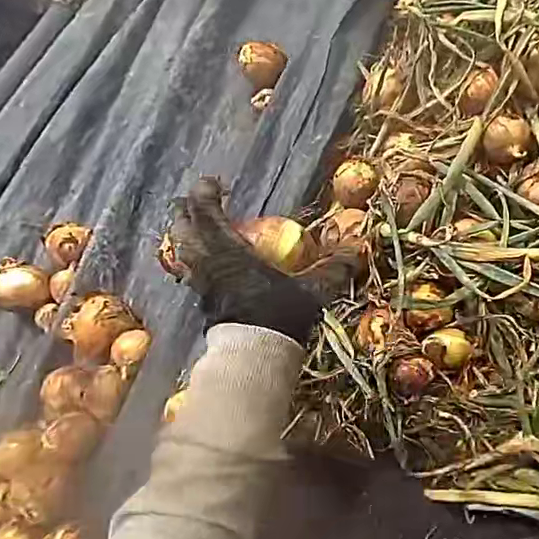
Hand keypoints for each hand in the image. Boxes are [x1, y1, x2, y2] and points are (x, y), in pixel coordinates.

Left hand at [169, 177, 356, 345]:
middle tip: (202, 203)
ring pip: (179, 250)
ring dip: (186, 236)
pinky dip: (193, 260)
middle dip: (187, 210)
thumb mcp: (312, 289)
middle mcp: (206, 261)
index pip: (203, 209)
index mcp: (227, 248)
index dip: (205, 191)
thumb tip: (359, 247)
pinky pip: (189, 271)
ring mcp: (200, 282)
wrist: (255, 355)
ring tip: (201, 231)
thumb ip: (334, 267)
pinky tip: (208, 264)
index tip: (217, 184)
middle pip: (181, 227)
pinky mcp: (201, 301)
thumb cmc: (278, 315)